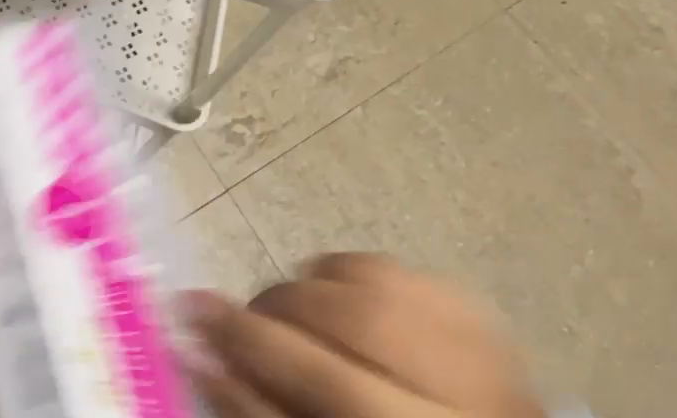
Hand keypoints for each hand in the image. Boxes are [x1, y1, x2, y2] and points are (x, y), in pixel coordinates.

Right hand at [183, 253, 541, 417]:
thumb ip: (256, 407)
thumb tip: (196, 348)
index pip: (320, 374)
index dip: (247, 337)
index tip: (189, 306)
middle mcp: (463, 392)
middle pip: (356, 318)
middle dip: (282, 305)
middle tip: (243, 317)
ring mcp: (485, 353)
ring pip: (383, 283)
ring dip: (317, 283)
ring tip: (291, 309)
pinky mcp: (487, 321)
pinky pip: (411, 272)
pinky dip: (358, 272)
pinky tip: (339, 297)